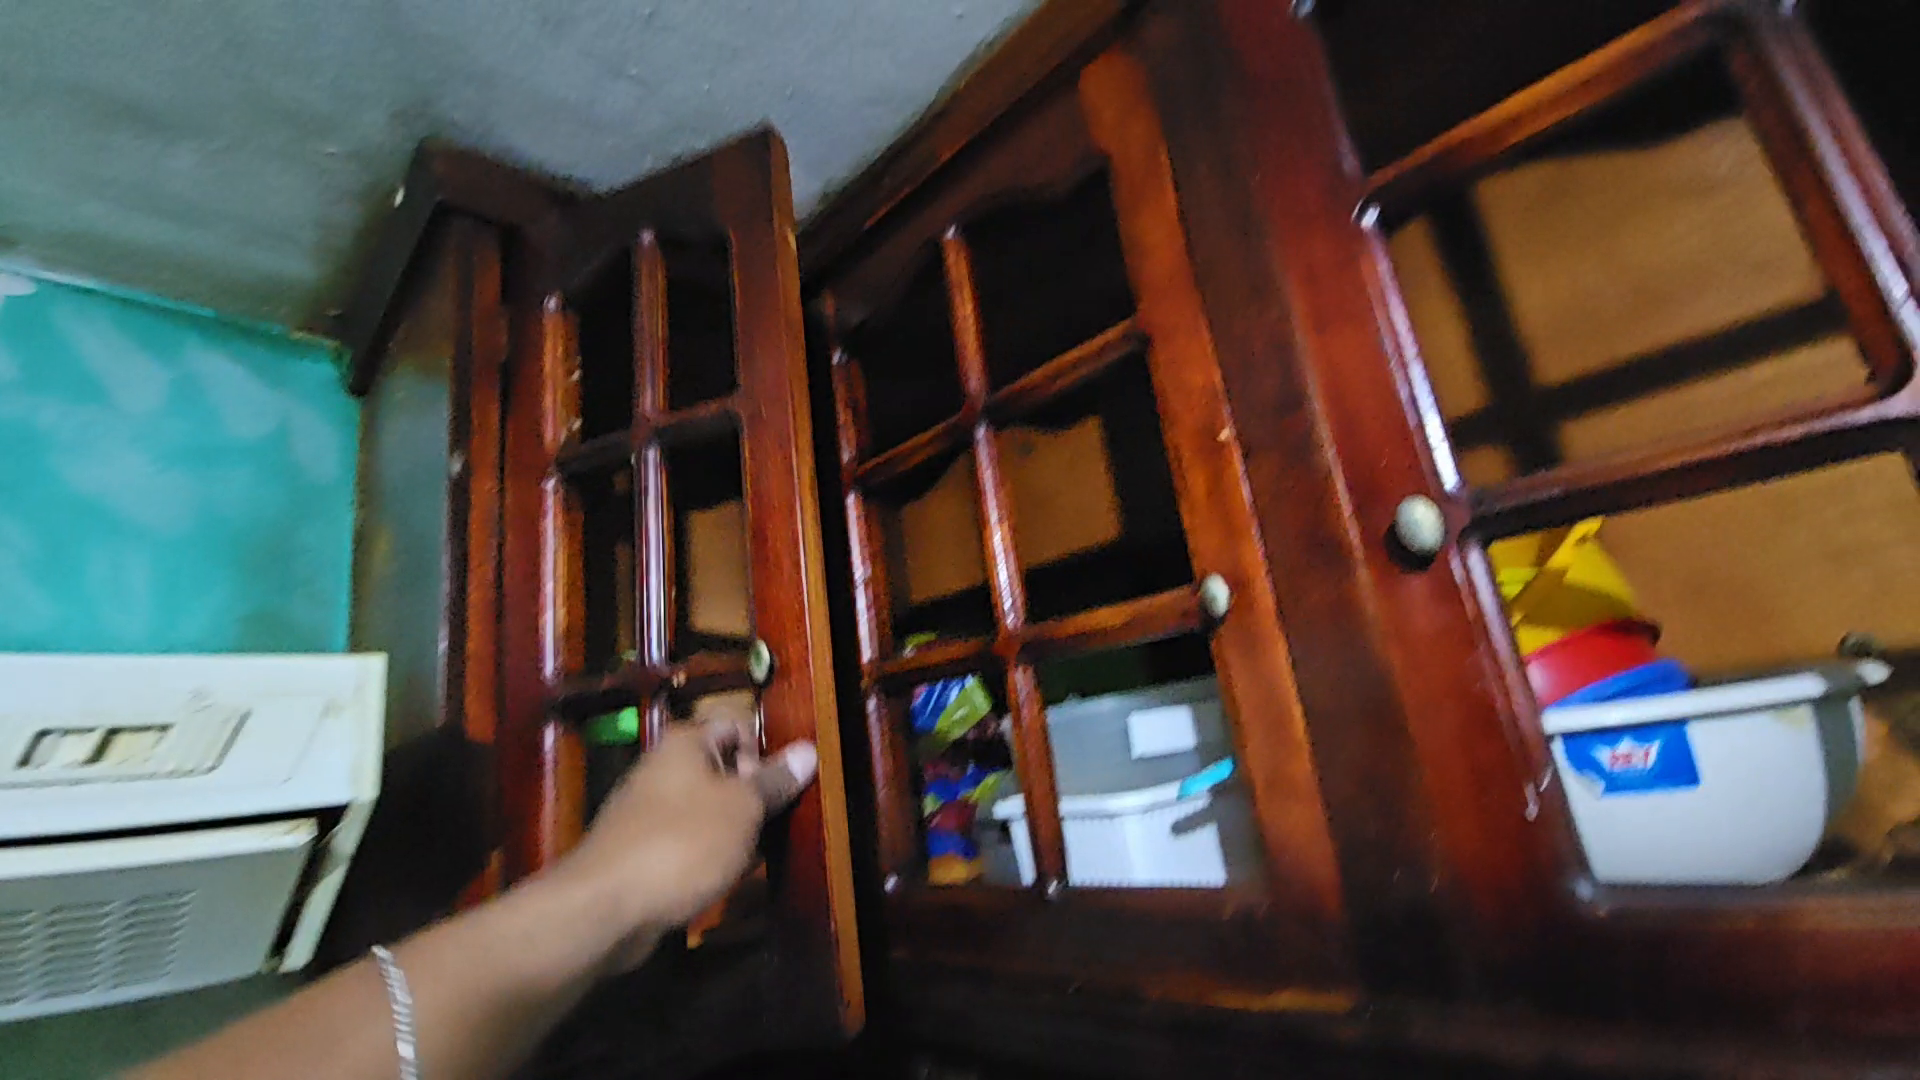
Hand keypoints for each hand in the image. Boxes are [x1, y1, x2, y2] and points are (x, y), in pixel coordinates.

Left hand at [550, 700, 816, 970]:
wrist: (603, 909)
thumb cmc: (683, 842)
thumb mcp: (744, 807)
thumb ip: (777, 780)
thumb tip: (808, 750)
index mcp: (686, 742)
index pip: (738, 726)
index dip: (763, 754)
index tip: (776, 791)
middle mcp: (663, 766)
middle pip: (724, 769)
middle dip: (753, 797)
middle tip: (772, 827)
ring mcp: (647, 809)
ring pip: (708, 809)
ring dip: (734, 830)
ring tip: (753, 857)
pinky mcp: (639, 849)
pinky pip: (687, 840)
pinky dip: (708, 854)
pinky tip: (723, 878)